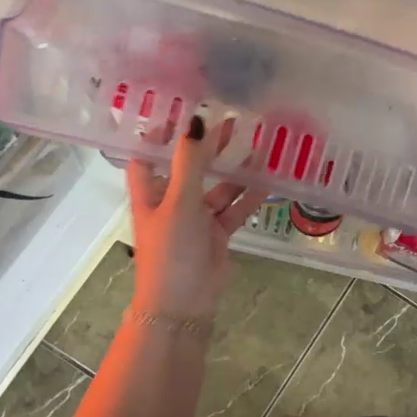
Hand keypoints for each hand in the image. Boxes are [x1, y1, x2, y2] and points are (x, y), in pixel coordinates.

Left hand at [125, 115, 265, 318]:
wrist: (182, 304)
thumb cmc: (172, 250)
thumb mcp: (180, 201)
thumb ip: (190, 162)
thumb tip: (197, 121)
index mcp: (149, 193)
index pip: (149, 155)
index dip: (162, 133)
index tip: (185, 112)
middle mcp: (170, 202)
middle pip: (189, 167)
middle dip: (209, 147)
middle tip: (234, 122)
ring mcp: (195, 219)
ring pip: (216, 188)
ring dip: (234, 170)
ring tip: (258, 145)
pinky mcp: (216, 235)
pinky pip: (234, 209)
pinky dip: (249, 196)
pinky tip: (268, 180)